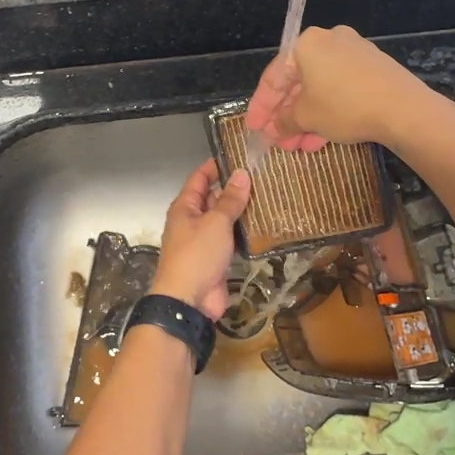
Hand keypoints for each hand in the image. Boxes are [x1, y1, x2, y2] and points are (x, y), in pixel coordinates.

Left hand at [150, 160, 250, 319]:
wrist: (189, 300)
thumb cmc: (197, 255)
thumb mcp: (215, 223)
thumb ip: (230, 200)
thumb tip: (242, 174)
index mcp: (185, 207)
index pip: (199, 178)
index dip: (216, 166)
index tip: (238, 154)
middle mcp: (192, 221)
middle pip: (213, 198)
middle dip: (234, 188)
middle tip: (263, 176)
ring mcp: (204, 241)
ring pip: (224, 219)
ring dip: (242, 212)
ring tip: (270, 196)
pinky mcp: (217, 259)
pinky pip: (231, 240)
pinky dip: (244, 233)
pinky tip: (265, 226)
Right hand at [243, 26, 430, 150]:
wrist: (404, 109)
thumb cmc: (345, 106)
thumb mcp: (307, 117)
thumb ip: (283, 122)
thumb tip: (272, 130)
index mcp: (306, 43)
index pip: (274, 76)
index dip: (261, 106)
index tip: (254, 128)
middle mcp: (329, 41)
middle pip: (298, 82)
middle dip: (286, 115)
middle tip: (277, 141)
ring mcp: (354, 53)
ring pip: (320, 89)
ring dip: (307, 118)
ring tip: (300, 146)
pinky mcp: (372, 68)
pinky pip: (339, 89)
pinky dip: (327, 111)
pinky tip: (322, 137)